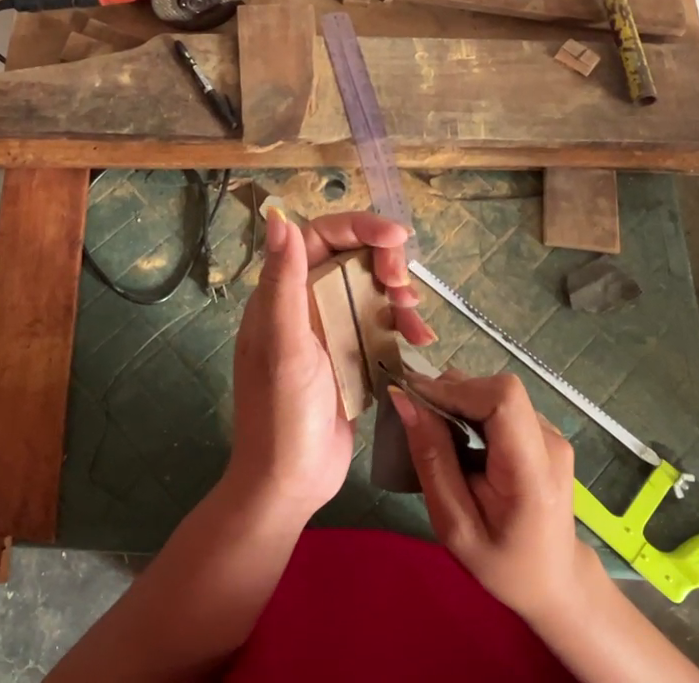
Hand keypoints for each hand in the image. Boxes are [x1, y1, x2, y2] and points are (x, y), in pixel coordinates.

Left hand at [226, 211, 431, 521]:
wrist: (290, 484)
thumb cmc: (281, 415)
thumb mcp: (285, 345)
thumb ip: (283, 281)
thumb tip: (277, 216)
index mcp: (282, 295)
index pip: (320, 236)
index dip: (358, 227)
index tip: (397, 236)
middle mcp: (304, 305)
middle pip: (351, 258)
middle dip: (384, 261)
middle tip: (403, 286)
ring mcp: (329, 332)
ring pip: (371, 291)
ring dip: (398, 296)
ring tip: (414, 321)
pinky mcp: (351, 358)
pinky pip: (381, 326)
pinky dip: (403, 326)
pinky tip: (421, 341)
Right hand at [391, 372, 583, 620]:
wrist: (553, 581)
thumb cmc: (502, 563)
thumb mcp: (454, 525)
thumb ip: (431, 460)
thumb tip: (405, 400)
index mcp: (533, 472)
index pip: (503, 398)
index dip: (455, 390)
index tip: (414, 402)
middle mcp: (551, 442)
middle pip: (496, 390)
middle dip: (450, 396)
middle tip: (416, 422)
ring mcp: (551, 434)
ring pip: (494, 392)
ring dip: (457, 403)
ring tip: (436, 436)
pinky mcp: (543, 432)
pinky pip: (500, 404)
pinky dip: (470, 412)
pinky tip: (459, 443)